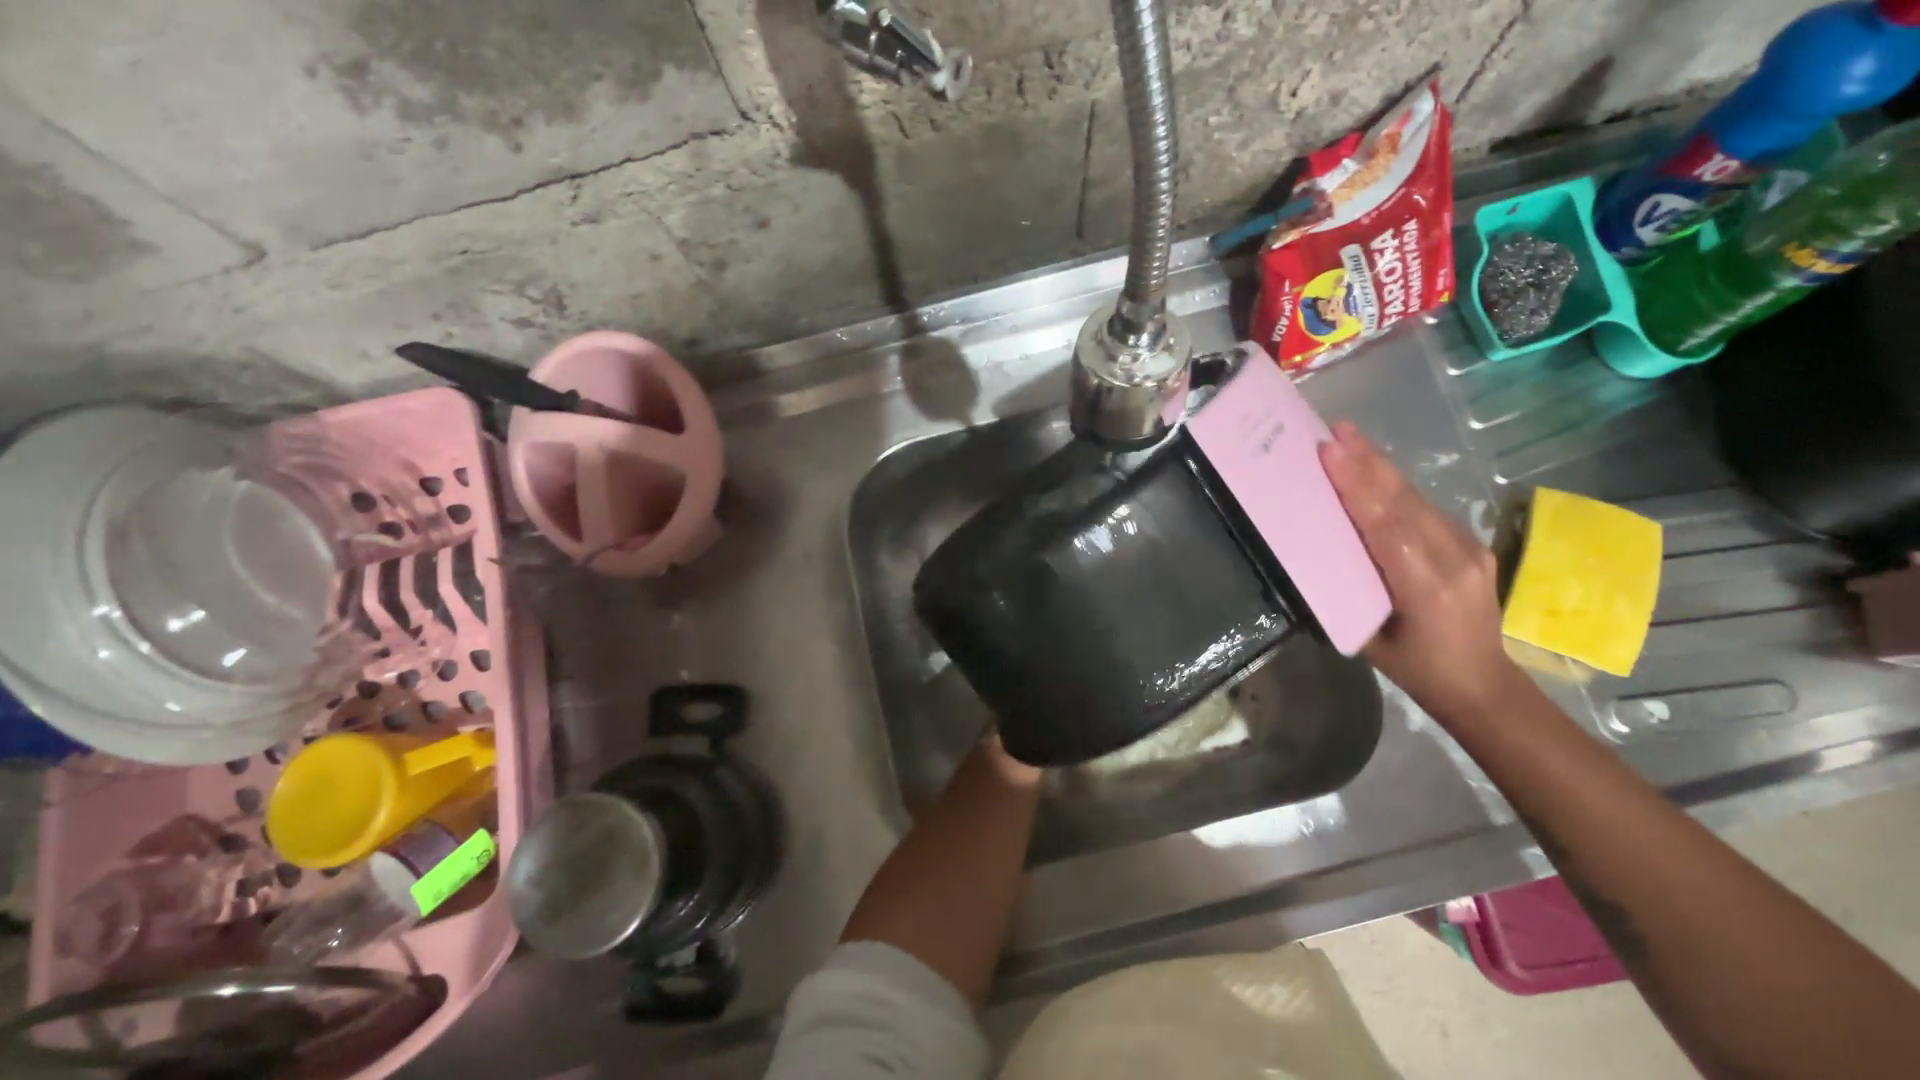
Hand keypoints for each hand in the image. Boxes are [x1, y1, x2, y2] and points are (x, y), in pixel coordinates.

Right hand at [1319, 422, 1521, 722]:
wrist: (1483, 684)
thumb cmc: (1417, 669)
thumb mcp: (1371, 638)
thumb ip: (1352, 591)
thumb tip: (1319, 551)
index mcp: (1424, 586)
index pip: (1385, 524)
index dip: (1356, 485)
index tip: (1330, 451)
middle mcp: (1452, 559)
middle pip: (1403, 501)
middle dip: (1367, 462)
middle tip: (1336, 430)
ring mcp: (1468, 548)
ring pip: (1416, 499)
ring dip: (1381, 468)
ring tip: (1351, 440)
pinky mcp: (1473, 545)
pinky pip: (1428, 510)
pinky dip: (1397, 488)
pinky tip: (1377, 471)